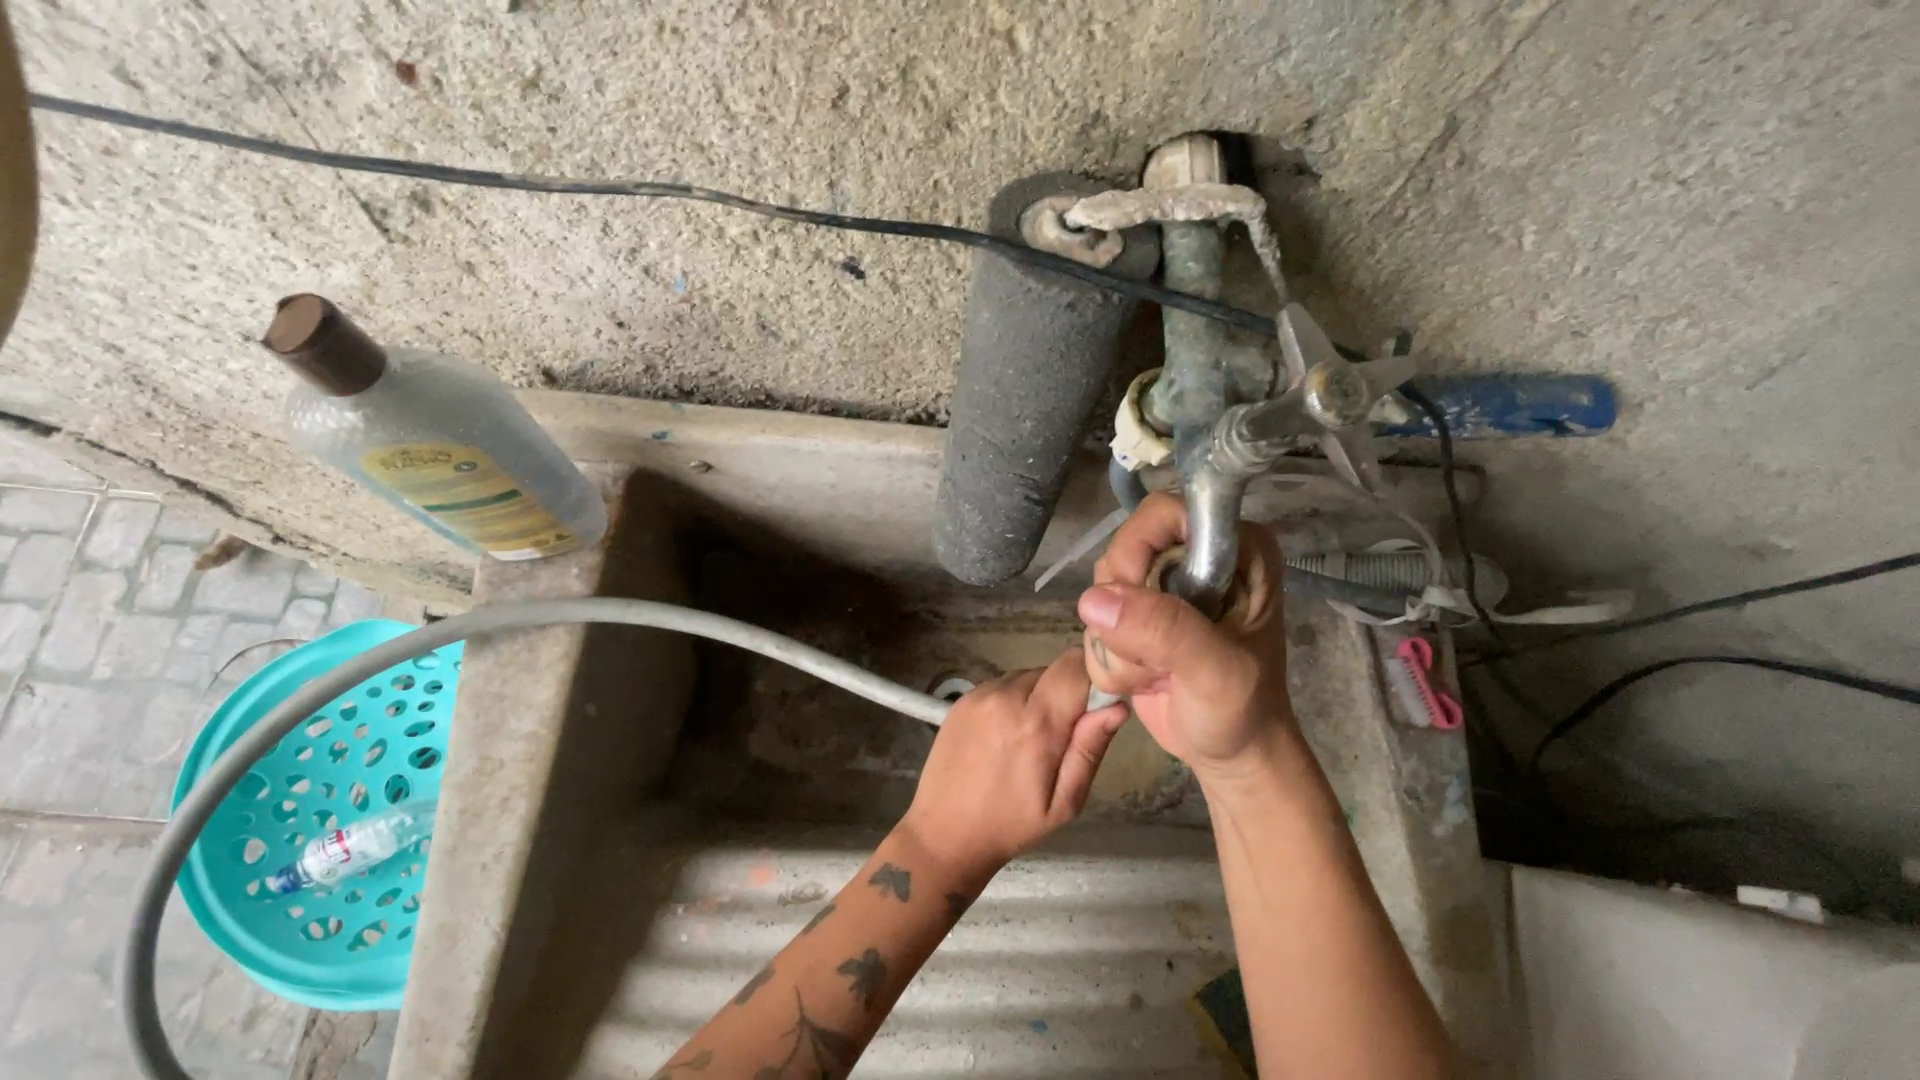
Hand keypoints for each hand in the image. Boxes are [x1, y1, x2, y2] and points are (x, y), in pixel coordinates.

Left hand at [899, 650, 1129, 885]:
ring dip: (1039, 697)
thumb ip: (1089, 750)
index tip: (1099, 704)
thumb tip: (1118, 707)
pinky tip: (1007, 735)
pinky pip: (1003, 685)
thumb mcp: (1064, 802)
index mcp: (1036, 724)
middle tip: (1061, 736)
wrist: (944, 832)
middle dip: (1066, 694)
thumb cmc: (1011, 825)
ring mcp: (980, 694)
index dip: (1094, 676)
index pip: (1076, 666)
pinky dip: (1014, 700)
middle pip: (1053, 670)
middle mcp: (1006, 697)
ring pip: (1028, 676)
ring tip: (1030, 740)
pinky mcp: (963, 698)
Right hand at [1077, 492, 1294, 784]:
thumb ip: (1166, 632)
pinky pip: (1093, 620)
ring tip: (1155, 673)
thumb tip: (1094, 600)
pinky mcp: (1138, 617)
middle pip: (1123, 551)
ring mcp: (1164, 588)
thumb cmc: (1242, 711)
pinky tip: (1144, 679)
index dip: (1138, 551)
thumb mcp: (1216, 673)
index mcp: (1236, 548)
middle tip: (1153, 655)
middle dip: (1125, 611)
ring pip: (1101, 589)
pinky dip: (1109, 658)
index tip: (1136, 601)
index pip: (1163, 513)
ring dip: (1116, 643)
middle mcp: (1197, 557)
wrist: (1233, 755)